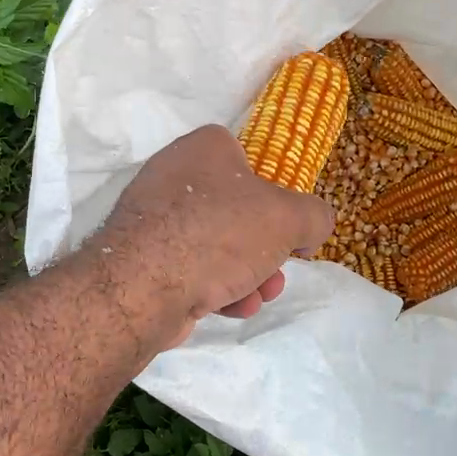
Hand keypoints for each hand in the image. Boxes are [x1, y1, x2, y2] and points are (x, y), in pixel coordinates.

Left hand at [96, 125, 334, 352]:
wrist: (145, 286)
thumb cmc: (221, 233)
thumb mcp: (290, 218)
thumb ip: (315, 216)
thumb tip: (311, 230)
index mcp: (206, 148)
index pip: (249, 159)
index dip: (275, 192)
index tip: (290, 225)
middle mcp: (174, 174)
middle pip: (237, 210)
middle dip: (265, 249)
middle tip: (277, 271)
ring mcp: (153, 218)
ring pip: (216, 244)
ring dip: (247, 274)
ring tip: (259, 296)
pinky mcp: (142, 258)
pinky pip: (191, 268)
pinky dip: (216, 288)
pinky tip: (232, 307)